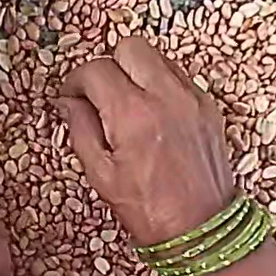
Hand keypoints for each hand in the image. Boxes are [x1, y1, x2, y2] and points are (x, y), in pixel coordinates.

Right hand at [55, 36, 236, 246]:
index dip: (75, 81)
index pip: (96, 69)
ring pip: (156, 56)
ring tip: (124, 105)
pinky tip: (150, 114)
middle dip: (107, 65)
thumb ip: (80, 130)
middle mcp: (166, 96)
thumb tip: (68, 103)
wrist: (200, 229)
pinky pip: (177, 76)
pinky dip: (158, 85)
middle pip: (129, 47)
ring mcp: (191, 98)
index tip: (70, 97)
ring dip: (134, 71)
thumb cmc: (147, 209)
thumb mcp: (101, 175)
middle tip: (98, 94)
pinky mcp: (207, 106)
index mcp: (133, 115)